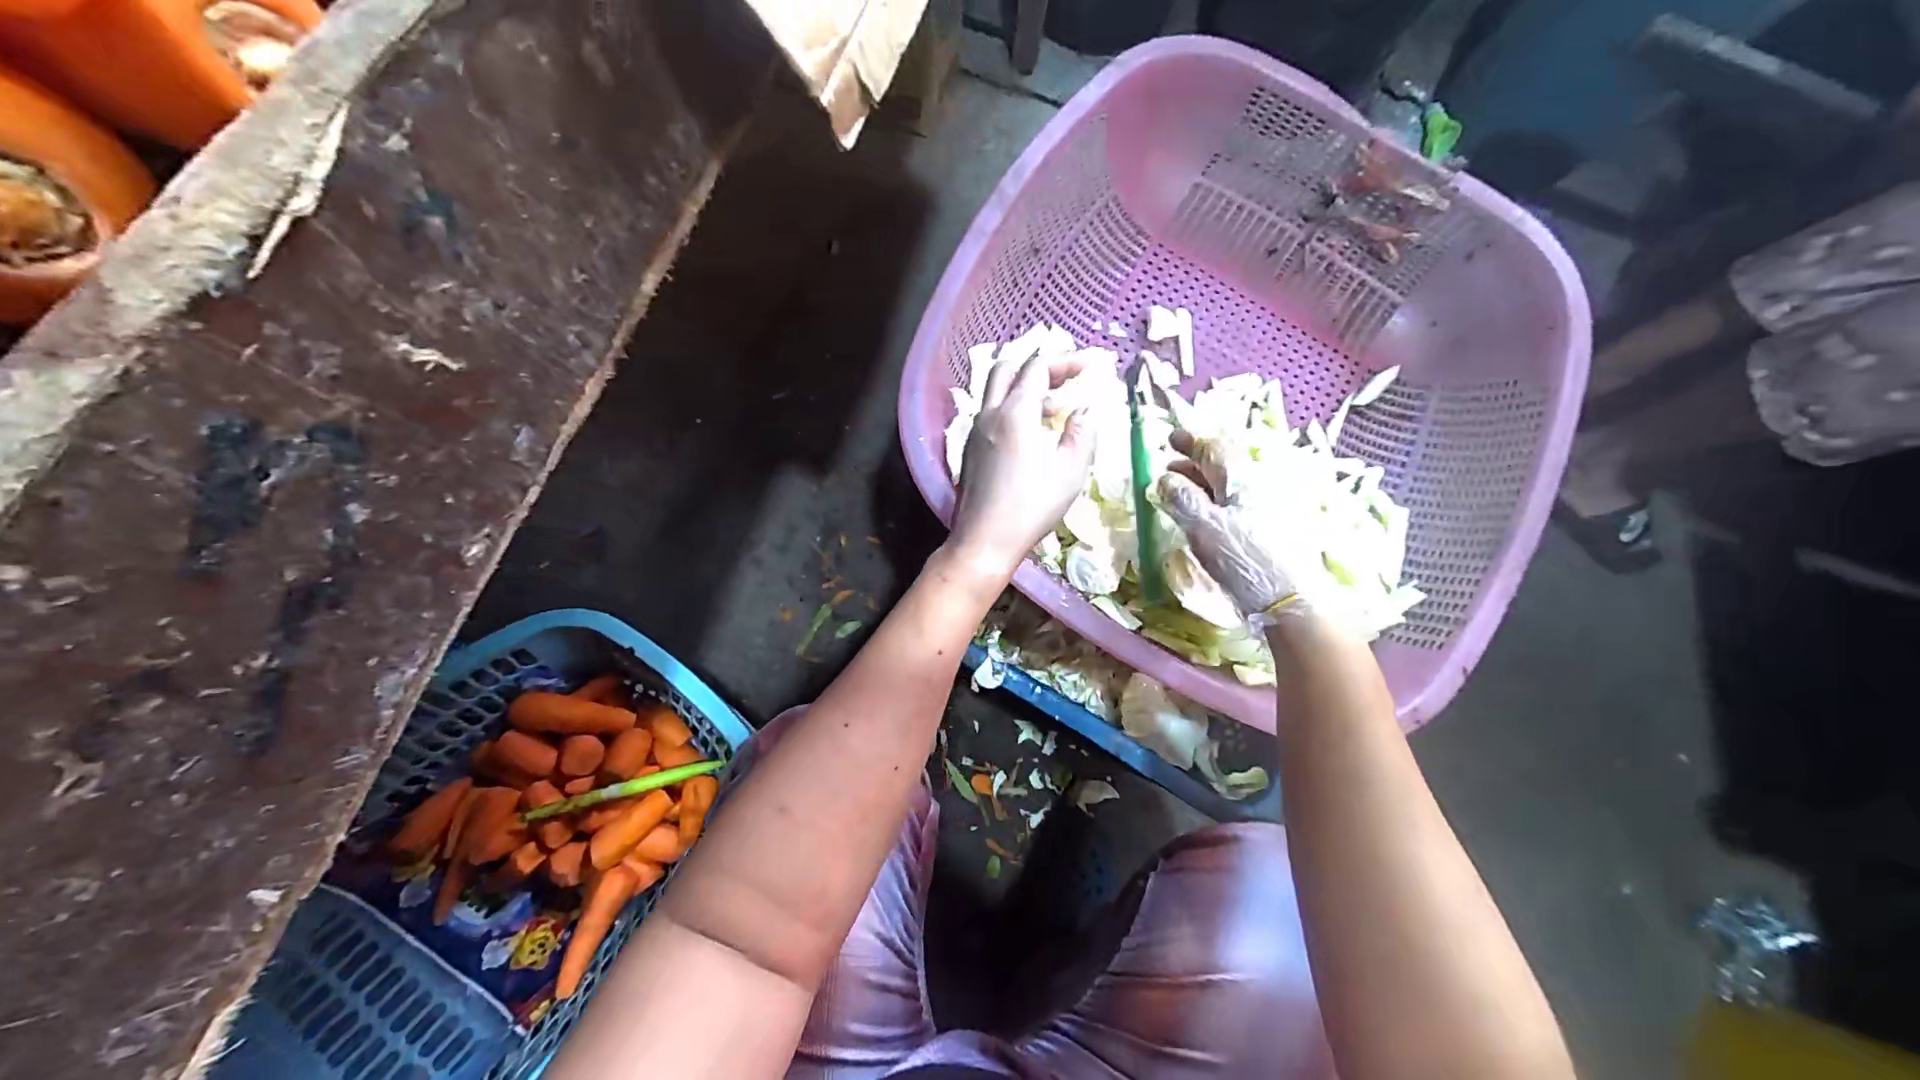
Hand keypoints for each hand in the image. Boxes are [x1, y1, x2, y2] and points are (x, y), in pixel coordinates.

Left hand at [949, 352, 1094, 577]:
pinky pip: (990, 413)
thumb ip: (1081, 434)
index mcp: (1015, 412)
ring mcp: (974, 431)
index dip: (1064, 361)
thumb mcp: (1070, 471)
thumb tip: (1084, 411)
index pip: (1037, 366)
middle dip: (1037, 367)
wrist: (983, 540)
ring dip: (1023, 389)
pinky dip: (1010, 409)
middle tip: (1064, 380)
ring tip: (1052, 410)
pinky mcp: (969, 449)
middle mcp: (989, 414)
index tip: (1088, 367)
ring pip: (995, 391)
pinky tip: (1030, 435)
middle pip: (1007, 369)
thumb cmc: (1032, 506)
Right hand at [1158, 430, 1300, 619]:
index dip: (1191, 442)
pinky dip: (1219, 503)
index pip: (1214, 449)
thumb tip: (1165, 478)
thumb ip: (1181, 499)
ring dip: (1205, 485)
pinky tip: (1209, 518)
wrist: (1292, 601)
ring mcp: (1272, 507)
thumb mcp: (1203, 528)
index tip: (1171, 438)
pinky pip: (1240, 503)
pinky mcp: (1276, 529)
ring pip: (1232, 486)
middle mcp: (1260, 485)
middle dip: (1195, 464)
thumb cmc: (1244, 560)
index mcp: (1242, 479)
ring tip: (1184, 493)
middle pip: (1225, 466)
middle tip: (1171, 469)